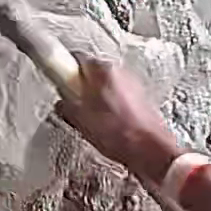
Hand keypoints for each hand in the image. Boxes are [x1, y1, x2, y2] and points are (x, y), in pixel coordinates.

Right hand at [56, 59, 179, 182]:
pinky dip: (110, 106)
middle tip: (73, 106)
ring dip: (96, 97)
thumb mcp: (81, 120)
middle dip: (80, 86)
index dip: (63, 70)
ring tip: (92, 120)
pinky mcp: (141, 98)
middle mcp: (120, 70)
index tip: (58, 82)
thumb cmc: (119, 133)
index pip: (76, 57)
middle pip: (91, 71)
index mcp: (102, 70)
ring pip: (105, 84)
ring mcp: (133, 83)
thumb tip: (61, 102)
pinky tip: (109, 126)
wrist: (153, 152)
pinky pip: (118, 96)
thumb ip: (66, 106)